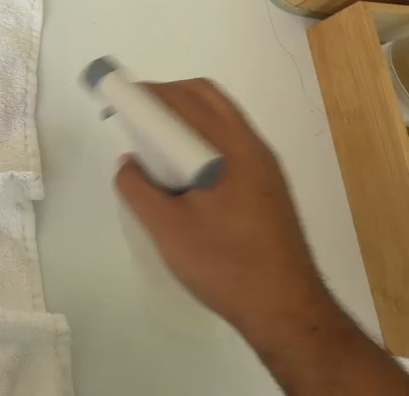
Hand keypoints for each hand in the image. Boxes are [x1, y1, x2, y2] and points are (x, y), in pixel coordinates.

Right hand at [111, 79, 338, 345]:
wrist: (290, 314)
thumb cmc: (226, 267)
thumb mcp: (165, 228)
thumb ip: (137, 187)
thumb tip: (129, 163)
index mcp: (230, 150)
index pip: (180, 99)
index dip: (144, 94)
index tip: (118, 105)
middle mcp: (252, 146)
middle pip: (203, 94)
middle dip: (163, 96)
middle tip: (136, 120)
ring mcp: (264, 165)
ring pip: (219, 114)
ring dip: (183, 114)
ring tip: (156, 145)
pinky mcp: (268, 183)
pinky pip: (229, 137)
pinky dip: (200, 135)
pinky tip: (184, 171)